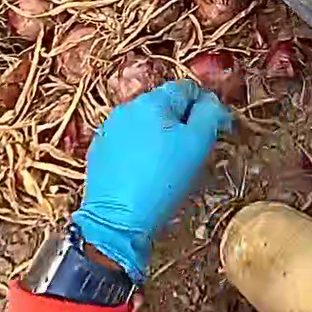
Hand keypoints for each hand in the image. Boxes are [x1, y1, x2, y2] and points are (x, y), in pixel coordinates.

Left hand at [71, 81, 231, 281]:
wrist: (116, 222)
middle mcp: (127, 108)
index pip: (188, 88)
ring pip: (149, 123)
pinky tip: (147, 172)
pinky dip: (142, 150)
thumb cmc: (163, 180)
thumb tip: (212, 102)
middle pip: (167, 105)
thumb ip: (211, 113)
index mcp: (152, 101)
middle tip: (191, 152)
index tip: (209, 133)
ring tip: (168, 165)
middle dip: (183, 123)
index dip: (205, 108)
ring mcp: (109, 129)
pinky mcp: (99, 151)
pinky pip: (130, 141)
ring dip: (163, 136)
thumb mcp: (198, 144)